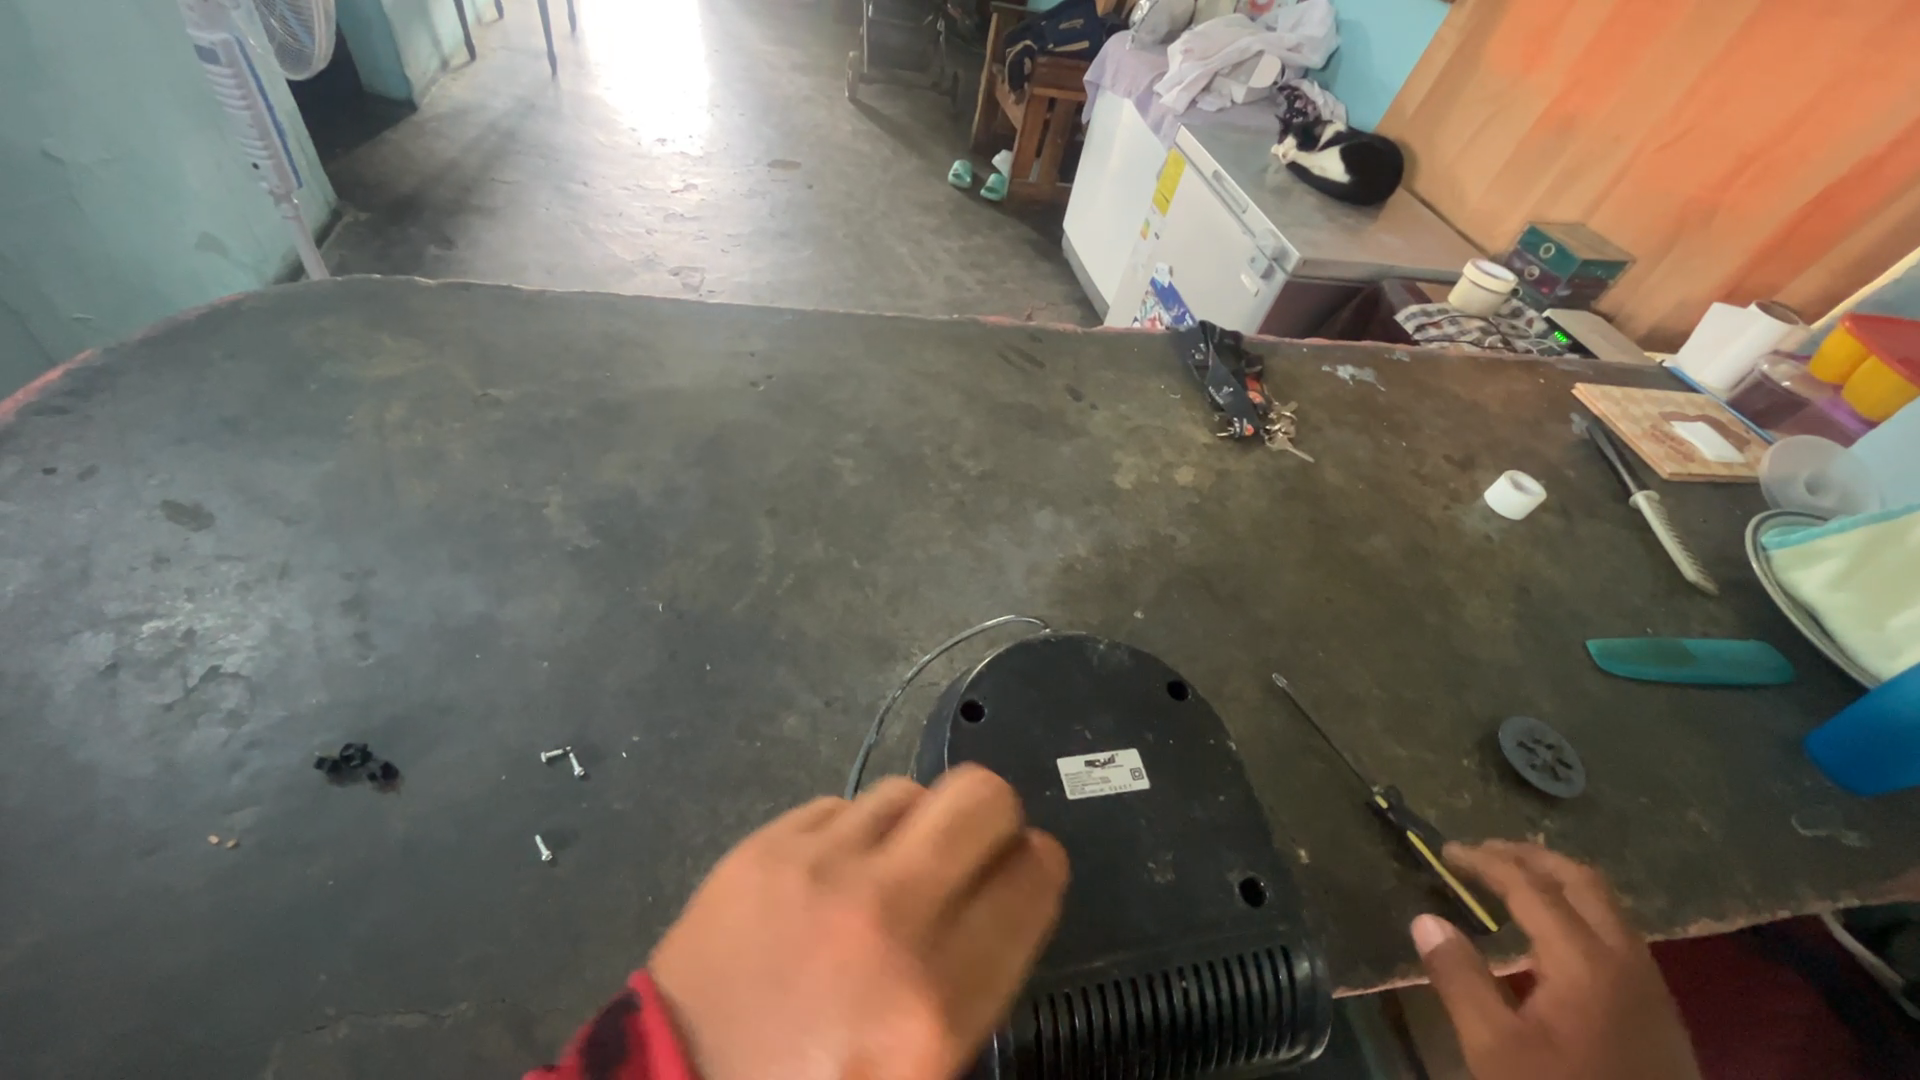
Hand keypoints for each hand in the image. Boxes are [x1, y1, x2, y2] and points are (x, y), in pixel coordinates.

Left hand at [650, 765, 1069, 1079]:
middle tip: (972, 849)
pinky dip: (848, 834)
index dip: (1037, 866)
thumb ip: (979, 976)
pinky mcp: (763, 847)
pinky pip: (840, 804)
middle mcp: (884, 916)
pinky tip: (828, 876)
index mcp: (935, 1001)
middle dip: (993, 816)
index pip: (1032, 877)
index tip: (1022, 872)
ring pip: (908, 791)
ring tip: (888, 868)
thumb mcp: (925, 1066)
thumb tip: (1008, 892)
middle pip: (982, 797)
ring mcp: (817, 870)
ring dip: (913, 827)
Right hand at [1410, 841, 1700, 1079]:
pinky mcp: (1658, 1015)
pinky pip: (1617, 936)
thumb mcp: (1495, 1049)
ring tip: (1511, 883)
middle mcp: (1628, 962)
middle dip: (1530, 857)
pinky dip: (1576, 913)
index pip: (1531, 887)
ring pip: (1607, 908)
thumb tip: (1426, 920)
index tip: (1446, 852)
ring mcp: (1651, 989)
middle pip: (1583, 882)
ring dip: (1556, 883)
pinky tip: (1548, 937)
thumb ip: (1459, 978)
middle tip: (1483, 853)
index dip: (1485, 862)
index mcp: (1587, 963)